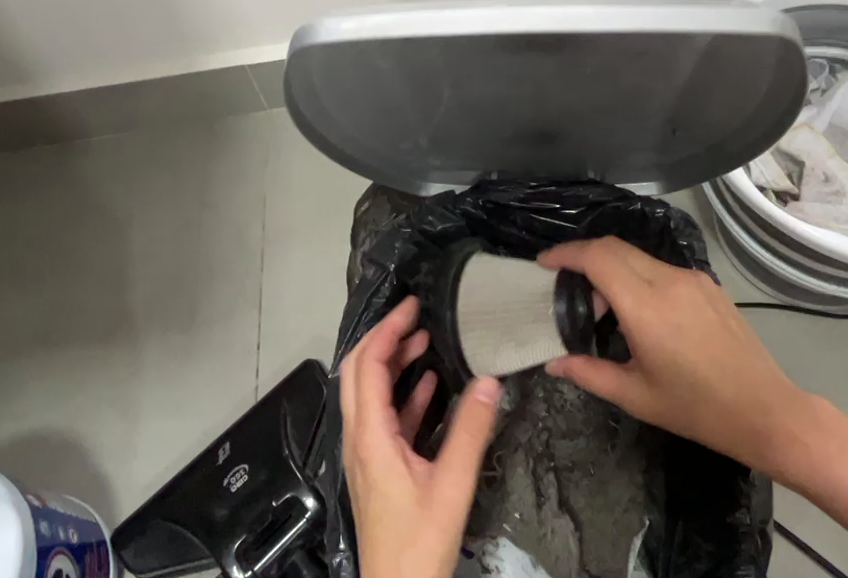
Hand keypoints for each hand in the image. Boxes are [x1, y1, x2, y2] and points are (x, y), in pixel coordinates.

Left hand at [339, 296, 501, 577]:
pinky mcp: (377, 467)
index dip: (387, 330)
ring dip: (393, 362)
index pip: (368, 366)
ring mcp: (366, 453)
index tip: (412, 306)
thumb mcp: (452, 485)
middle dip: (384, 337)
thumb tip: (489, 380)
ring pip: (369, 392)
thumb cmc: (419, 541)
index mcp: (370, 436)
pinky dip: (402, 393)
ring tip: (425, 340)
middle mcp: (359, 438)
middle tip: (416, 314)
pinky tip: (430, 384)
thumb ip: (470, 431)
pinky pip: (383, 417)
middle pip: (358, 372)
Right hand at [536, 237, 804, 471]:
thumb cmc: (695, 409)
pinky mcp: (708, 284)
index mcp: (646, 306)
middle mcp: (668, 280)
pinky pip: (661, 269)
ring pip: (638, 256)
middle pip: (614, 247)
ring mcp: (692, 279)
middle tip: (566, 286)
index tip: (544, 263)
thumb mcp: (635, 396)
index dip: (566, 254)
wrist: (765, 410)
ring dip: (612, 270)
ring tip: (603, 310)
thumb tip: (553, 363)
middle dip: (584, 257)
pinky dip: (637, 277)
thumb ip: (589, 373)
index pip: (597, 258)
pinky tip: (639, 313)